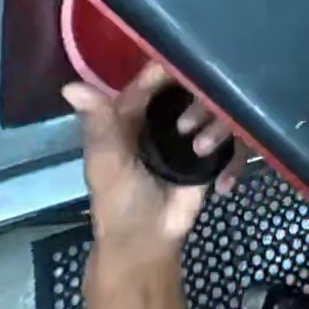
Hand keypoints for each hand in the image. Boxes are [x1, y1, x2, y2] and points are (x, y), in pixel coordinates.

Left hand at [64, 63, 242, 270]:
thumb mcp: (106, 160)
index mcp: (139, 111)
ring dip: (217, 130)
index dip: (170, 69)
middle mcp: (172, 116)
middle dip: (199, 104)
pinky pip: (239, 145)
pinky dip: (233, 162)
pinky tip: (220, 182)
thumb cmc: (118, 199)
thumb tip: (69, 85)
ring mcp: (199, 134)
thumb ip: (98, 121)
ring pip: (223, 113)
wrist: (146, 241)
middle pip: (198, 90)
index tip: (186, 66)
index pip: (157, 78)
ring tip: (201, 150)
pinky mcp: (218, 155)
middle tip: (187, 127)